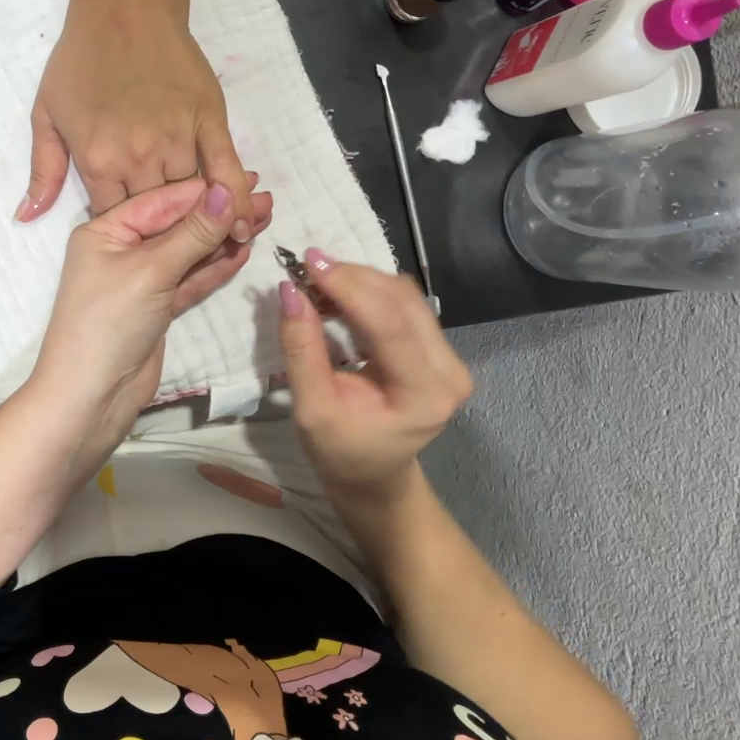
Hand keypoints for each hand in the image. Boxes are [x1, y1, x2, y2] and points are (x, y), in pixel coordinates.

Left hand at [19, 0, 253, 234]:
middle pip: (157, 216)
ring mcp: (178, 140)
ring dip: (196, 217)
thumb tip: (27, 217)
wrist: (124, 7)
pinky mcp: (210, 122)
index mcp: (99, 161)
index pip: (115, 219)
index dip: (124, 231)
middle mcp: (140, 157)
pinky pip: (226, 171)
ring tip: (201, 235)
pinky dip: (233, 200)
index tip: (129, 236)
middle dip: (162, 233)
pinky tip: (240, 224)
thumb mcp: (46, 114)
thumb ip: (43, 171)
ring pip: (192, 198)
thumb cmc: (80, 60)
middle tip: (168, 240)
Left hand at [29, 175, 273, 446]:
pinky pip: (190, 279)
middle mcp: (121, 249)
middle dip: (220, 213)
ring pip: (188, 252)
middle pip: (178, 224)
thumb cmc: (108, 322)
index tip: (247, 178)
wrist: (90, 396)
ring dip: (223, 239)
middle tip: (266, 200)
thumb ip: (192, 233)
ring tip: (263, 220)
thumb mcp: (151, 271)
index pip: (163, 200)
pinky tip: (242, 253)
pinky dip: (214, 268)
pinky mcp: (156, 307)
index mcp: (106, 230)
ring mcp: (140, 280)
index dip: (205, 190)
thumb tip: (226, 191)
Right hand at [277, 248, 473, 496]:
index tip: (309, 263)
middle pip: (402, 301)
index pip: (389, 324)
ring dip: (360, 280)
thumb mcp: (311, 410)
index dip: (349, 287)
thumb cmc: (341, 452)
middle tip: (307, 270)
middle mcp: (449, 371)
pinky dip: (369, 292)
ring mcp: (449, 358)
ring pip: (405, 295)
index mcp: (423, 395)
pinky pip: (405, 304)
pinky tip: (339, 296)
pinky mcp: (439, 348)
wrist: (374, 476)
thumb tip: (289, 292)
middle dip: (352, 277)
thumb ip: (302, 351)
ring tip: (319, 283)